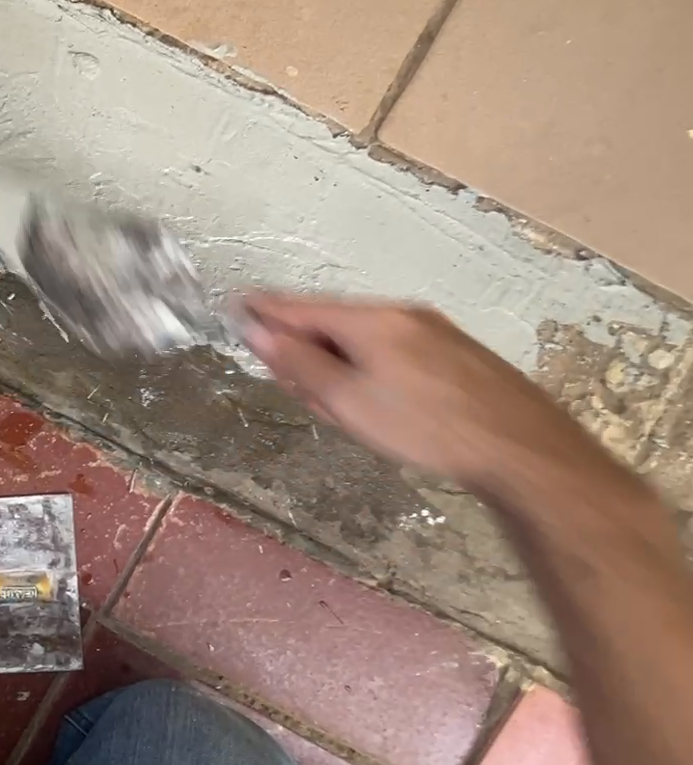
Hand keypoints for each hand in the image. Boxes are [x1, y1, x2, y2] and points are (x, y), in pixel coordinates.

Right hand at [239, 293, 620, 497]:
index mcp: (371, 320)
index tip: (232, 309)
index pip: (297, 307)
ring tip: (337, 408)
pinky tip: (374, 404)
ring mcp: (434, 333)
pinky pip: (390, 352)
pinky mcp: (456, 356)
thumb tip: (255, 331)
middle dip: (303, 353)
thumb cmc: (424, 427)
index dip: (261, 311)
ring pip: (360, 342)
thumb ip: (296, 361)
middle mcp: (402, 315)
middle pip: (329, 325)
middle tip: (296, 391)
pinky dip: (365, 370)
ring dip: (334, 367)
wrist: (531, 457)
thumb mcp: (345, 398)